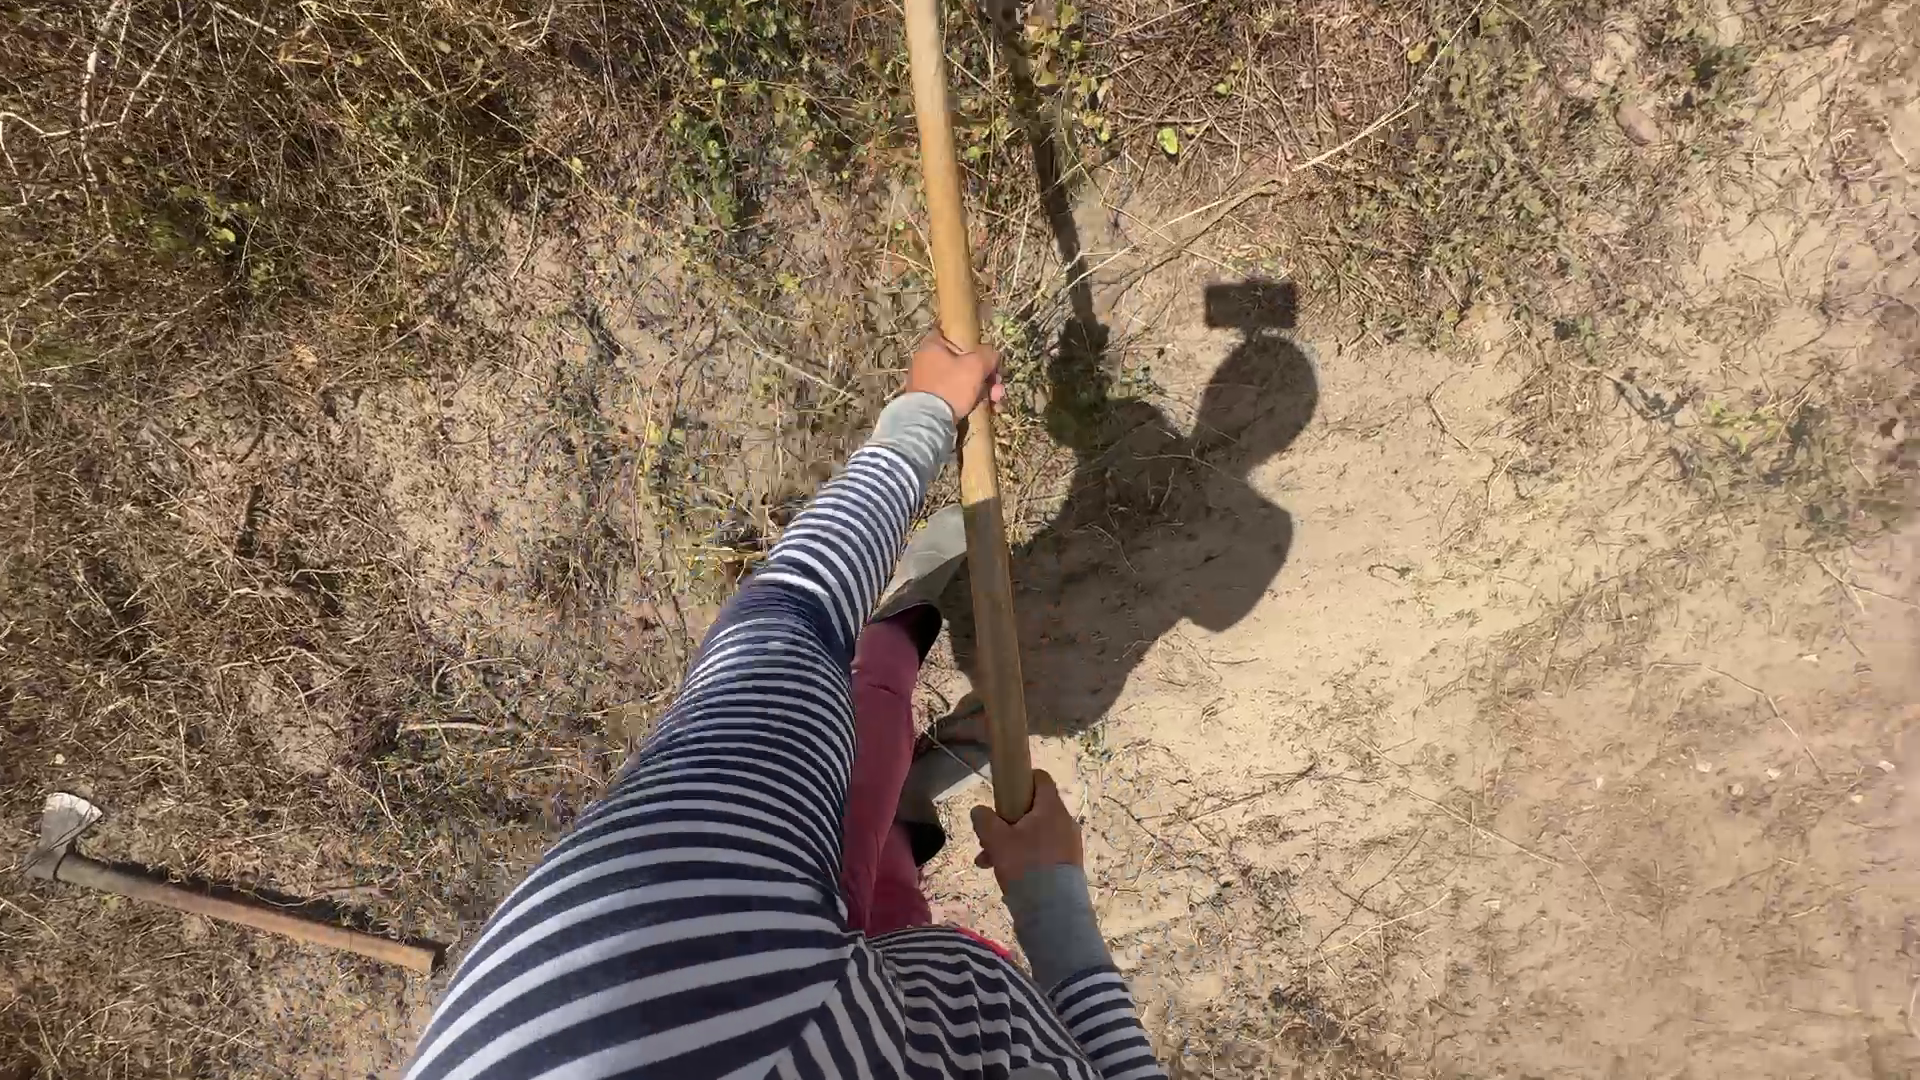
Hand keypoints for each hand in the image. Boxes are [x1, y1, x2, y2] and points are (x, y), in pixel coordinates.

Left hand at [904, 331, 1004, 420]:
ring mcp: (926, 383)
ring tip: (996, 402)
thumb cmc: (951, 386)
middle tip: (997, 386)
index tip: (984, 352)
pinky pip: (952, 395)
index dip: (970, 340)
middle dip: (985, 374)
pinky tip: (984, 408)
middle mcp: (925, 362)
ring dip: (981, 389)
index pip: (949, 333)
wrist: (929, 422)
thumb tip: (992, 354)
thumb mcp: (976, 365)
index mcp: (932, 346)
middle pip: (961, 361)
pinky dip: (968, 400)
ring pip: (960, 380)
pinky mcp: (928, 401)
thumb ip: (988, 354)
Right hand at [969, 770, 1082, 892]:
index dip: (1022, 780)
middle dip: (1008, 822)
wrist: (1054, 914)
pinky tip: (1007, 875)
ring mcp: (1070, 845)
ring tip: (989, 862)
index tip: (1004, 792)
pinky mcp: (1069, 866)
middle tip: (990, 838)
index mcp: (1051, 808)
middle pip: (1034, 809)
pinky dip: (1026, 858)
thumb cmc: (1025, 866)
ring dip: (1012, 843)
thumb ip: (984, 820)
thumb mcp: (996, 840)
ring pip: (1036, 834)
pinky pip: (1044, 852)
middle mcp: (1065, 822)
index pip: (1041, 778)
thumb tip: (979, 811)